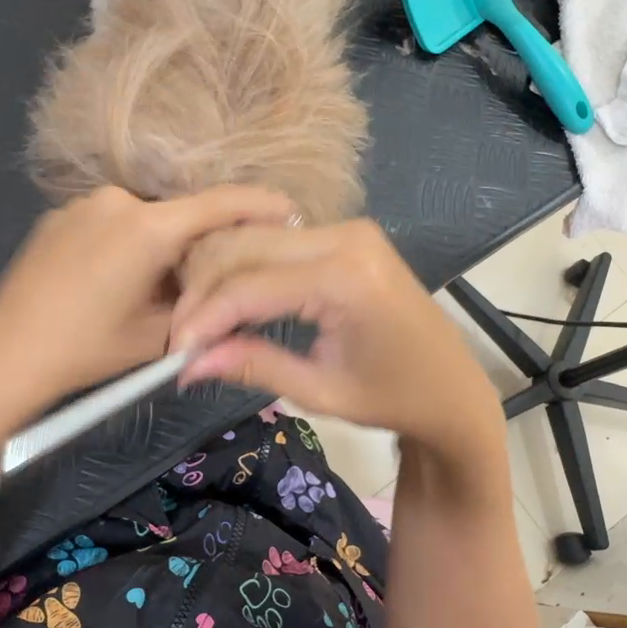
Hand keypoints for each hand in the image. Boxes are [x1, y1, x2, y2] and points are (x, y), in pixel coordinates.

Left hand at [0, 185, 295, 413]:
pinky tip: (108, 284)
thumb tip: (215, 286)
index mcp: (148, 227)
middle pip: (177, 217)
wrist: (6, 356)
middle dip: (195, 246)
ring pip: (141, 222)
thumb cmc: (88, 350)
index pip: (219, 204)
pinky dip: (122, 246)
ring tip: (149, 291)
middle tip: (205, 282)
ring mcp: (81, 206)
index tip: (288, 209)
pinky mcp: (56, 218)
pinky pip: (108, 225)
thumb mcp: (157, 337)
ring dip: (156, 248)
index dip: (258, 204)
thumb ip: (198, 304)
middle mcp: (117, 201)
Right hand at [171, 220, 501, 446]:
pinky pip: (276, 242)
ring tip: (201, 324)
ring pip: (253, 238)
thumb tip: (187, 364)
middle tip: (182, 339)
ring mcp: (347, 230)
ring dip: (217, 277)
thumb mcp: (319, 391)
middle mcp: (346, 237)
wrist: (451, 387)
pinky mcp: (344, 235)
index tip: (175, 352)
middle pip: (243, 248)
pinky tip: (229, 303)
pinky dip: (243, 268)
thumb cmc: (393, 398)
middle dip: (203, 293)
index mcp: (346, 278)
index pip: (249, 286)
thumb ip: (253, 366)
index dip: (203, 317)